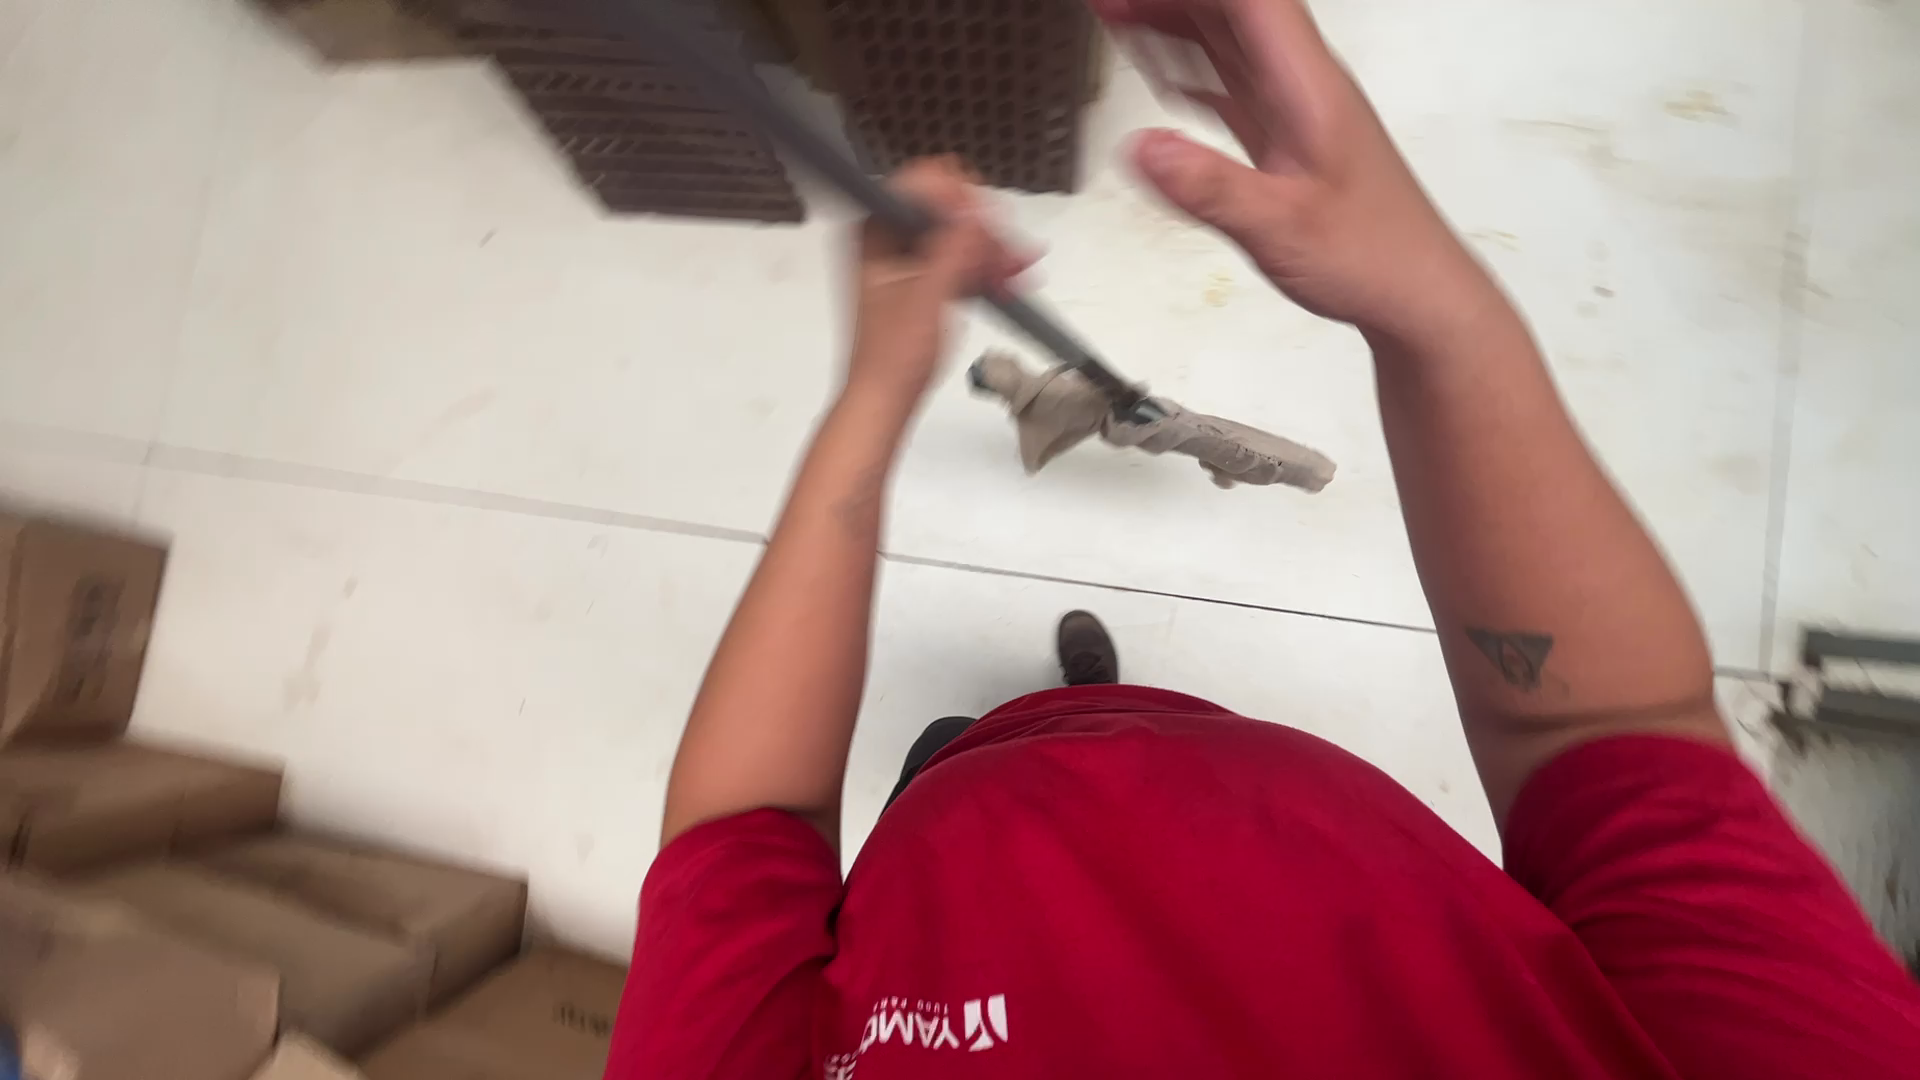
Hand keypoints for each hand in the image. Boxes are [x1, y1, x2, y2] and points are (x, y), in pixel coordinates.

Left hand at [843, 158, 1030, 410]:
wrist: (886, 400)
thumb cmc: (893, 359)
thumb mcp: (928, 298)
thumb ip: (953, 250)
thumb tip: (976, 213)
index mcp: (875, 231)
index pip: (922, 185)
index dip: (960, 200)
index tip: (988, 225)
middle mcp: (886, 237)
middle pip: (946, 209)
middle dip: (984, 230)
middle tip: (1012, 253)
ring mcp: (904, 259)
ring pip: (957, 235)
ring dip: (991, 250)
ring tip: (1022, 268)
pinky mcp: (920, 281)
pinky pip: (957, 260)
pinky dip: (983, 269)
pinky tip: (1011, 279)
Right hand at [1094, 0, 1497, 347]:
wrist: (1409, 289)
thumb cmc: (1367, 254)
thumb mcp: (1279, 226)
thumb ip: (1209, 187)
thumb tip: (1143, 148)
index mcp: (1305, 89)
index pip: (1244, 2)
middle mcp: (1299, 89)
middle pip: (1230, 14)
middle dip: (1168, 3)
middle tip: (1110, 3)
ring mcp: (1291, 115)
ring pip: (1227, 49)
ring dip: (1175, 29)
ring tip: (1122, 21)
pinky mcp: (1283, 144)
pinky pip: (1229, 93)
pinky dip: (1192, 80)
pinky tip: (1167, 83)